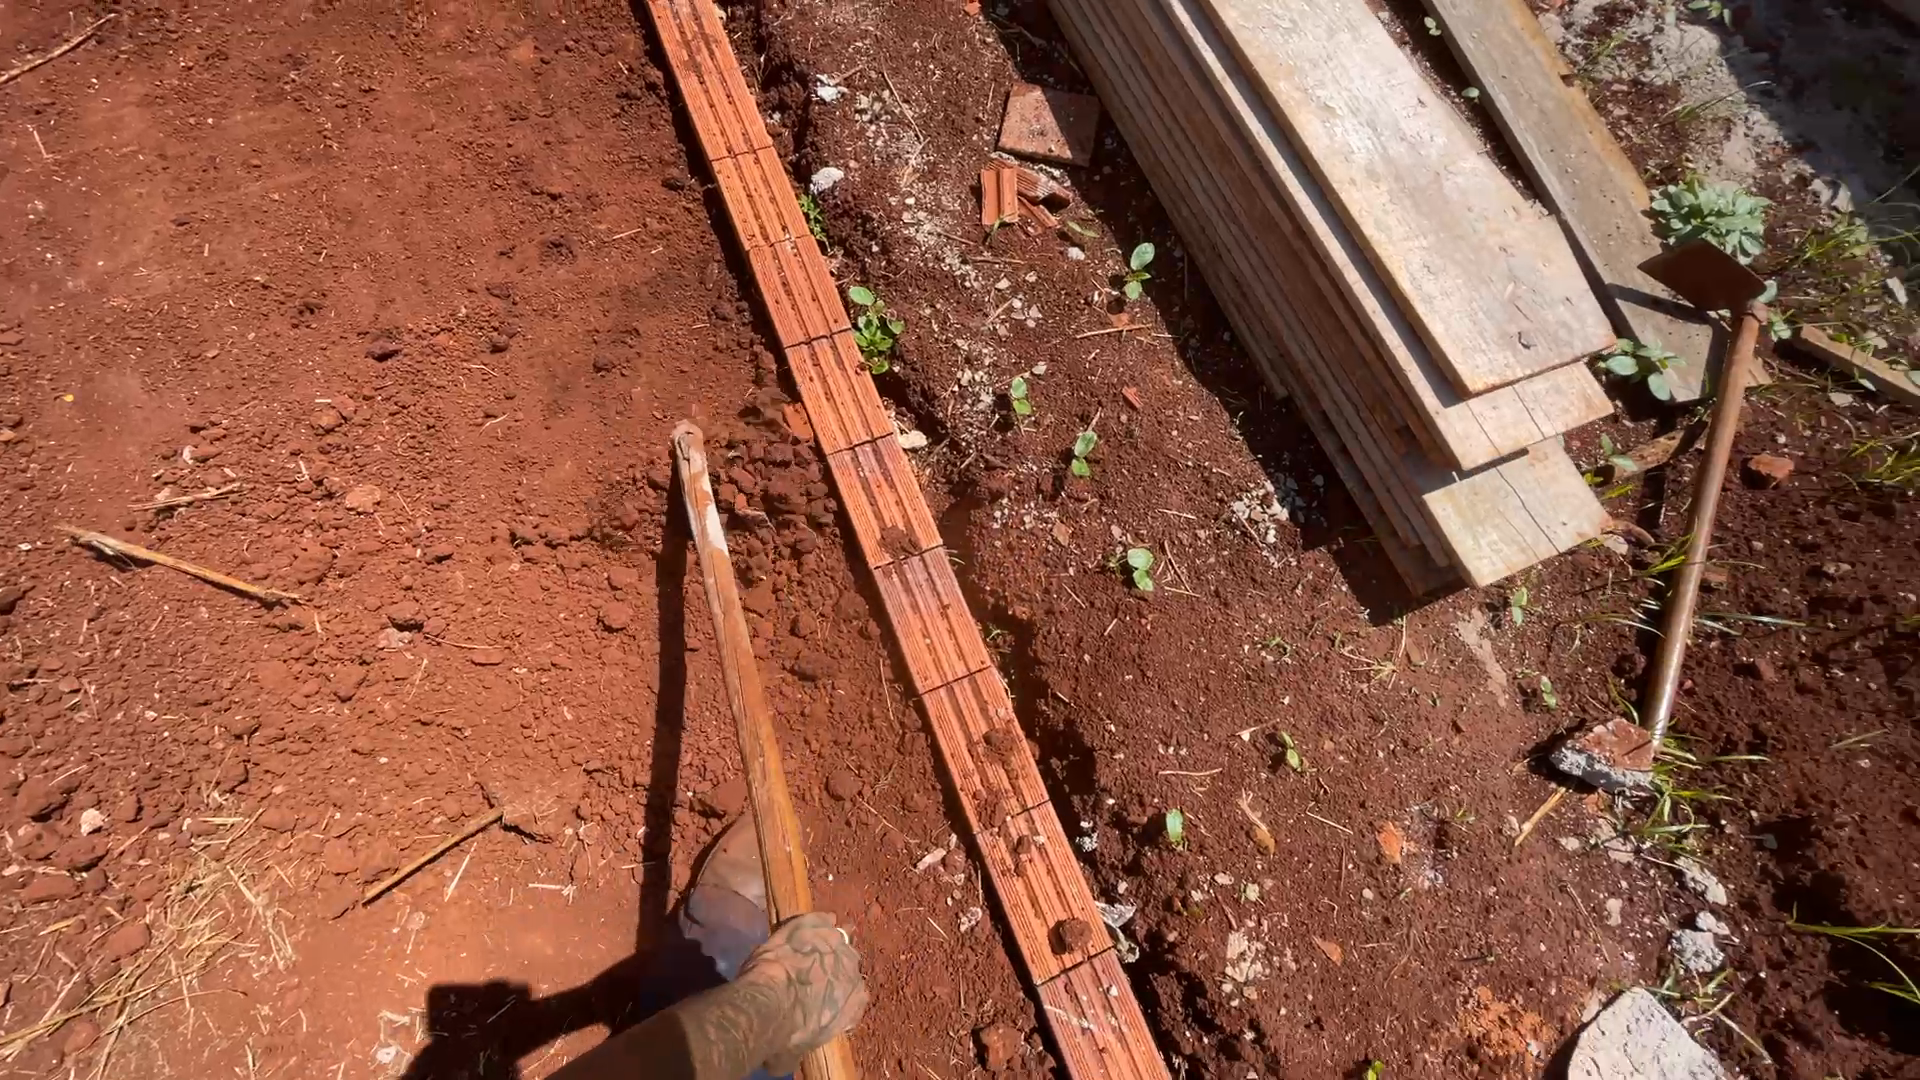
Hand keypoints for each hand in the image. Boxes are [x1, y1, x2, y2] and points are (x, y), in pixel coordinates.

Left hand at [736, 912, 868, 1073]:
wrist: (770, 1004)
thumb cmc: (788, 1035)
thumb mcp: (801, 1050)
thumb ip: (810, 1034)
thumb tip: (797, 1038)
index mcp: (855, 999)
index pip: (856, 994)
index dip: (841, 995)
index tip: (828, 999)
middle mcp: (851, 967)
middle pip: (849, 960)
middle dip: (837, 964)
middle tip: (818, 972)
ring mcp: (833, 942)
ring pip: (839, 935)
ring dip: (831, 939)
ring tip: (820, 941)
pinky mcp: (810, 925)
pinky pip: (818, 919)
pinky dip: (816, 920)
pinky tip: (811, 923)